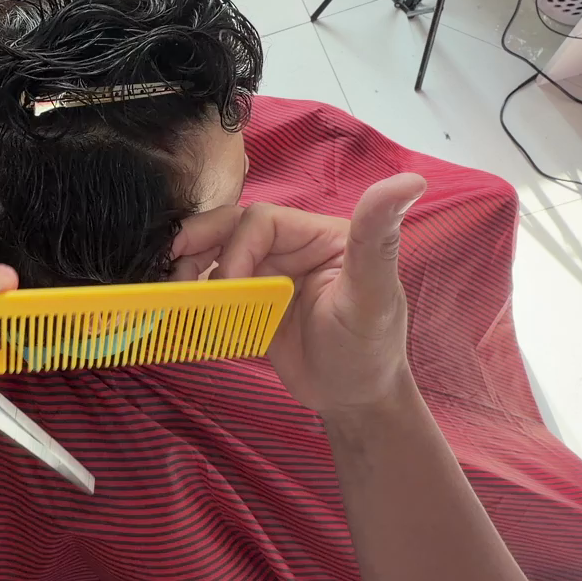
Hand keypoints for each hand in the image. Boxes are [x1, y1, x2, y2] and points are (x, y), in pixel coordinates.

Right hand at [171, 175, 426, 416]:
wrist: (353, 401)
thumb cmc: (368, 349)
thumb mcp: (371, 295)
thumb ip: (376, 239)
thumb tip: (411, 180)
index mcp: (320, 235)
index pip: (262, 222)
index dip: (238, 248)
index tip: (231, 287)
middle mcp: (292, 248)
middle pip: (232, 230)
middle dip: (199, 242)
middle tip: (169, 264)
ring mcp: (270, 276)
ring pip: (218, 255)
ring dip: (192, 267)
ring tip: (173, 289)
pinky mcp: (255, 303)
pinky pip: (217, 287)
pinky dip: (197, 293)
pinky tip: (182, 306)